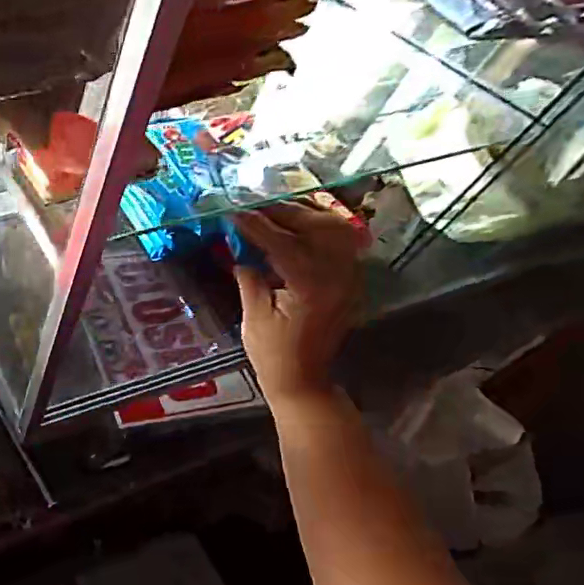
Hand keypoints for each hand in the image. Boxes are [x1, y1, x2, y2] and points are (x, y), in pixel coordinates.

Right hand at [231, 201, 362, 405]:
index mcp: (311, 285)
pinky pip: (340, 240)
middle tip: (253, 207)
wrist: (303, 377)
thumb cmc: (272, 352)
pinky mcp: (350, 278)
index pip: (283, 242)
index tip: (234, 213)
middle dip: (281, 212)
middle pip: (314, 226)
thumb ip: (250, 277)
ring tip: (274, 211)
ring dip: (304, 214)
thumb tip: (240, 249)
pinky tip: (297, 225)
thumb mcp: (254, 314)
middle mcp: (337, 274)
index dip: (256, 225)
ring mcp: (349, 275)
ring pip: (334, 227)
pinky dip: (319, 227)